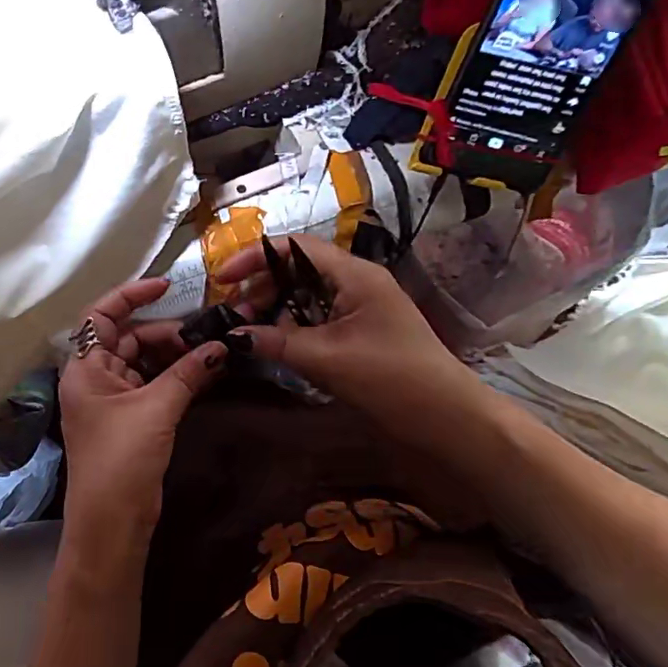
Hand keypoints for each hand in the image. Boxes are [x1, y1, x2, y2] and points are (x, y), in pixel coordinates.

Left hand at [57, 278, 227, 563]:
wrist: (111, 522)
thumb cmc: (122, 459)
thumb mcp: (156, 409)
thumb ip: (187, 373)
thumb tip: (221, 346)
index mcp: (84, 369)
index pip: (101, 316)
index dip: (130, 296)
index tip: (166, 286)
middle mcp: (93, 379)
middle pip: (127, 339)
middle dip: (164, 333)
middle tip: (204, 336)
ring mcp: (110, 401)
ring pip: (142, 363)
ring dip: (173, 356)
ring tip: (210, 353)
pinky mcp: (128, 421)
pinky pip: (151, 386)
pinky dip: (174, 378)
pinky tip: (204, 373)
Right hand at [215, 236, 497, 452]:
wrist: (446, 419)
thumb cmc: (390, 378)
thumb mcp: (326, 358)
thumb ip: (275, 341)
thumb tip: (232, 335)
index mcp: (354, 274)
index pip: (296, 247)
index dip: (254, 257)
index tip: (222, 279)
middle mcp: (356, 283)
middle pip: (296, 270)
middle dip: (260, 287)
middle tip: (232, 315)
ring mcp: (358, 308)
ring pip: (303, 296)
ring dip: (272, 309)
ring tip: (246, 332)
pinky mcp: (357, 333)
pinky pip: (314, 319)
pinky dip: (289, 327)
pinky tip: (270, 344)